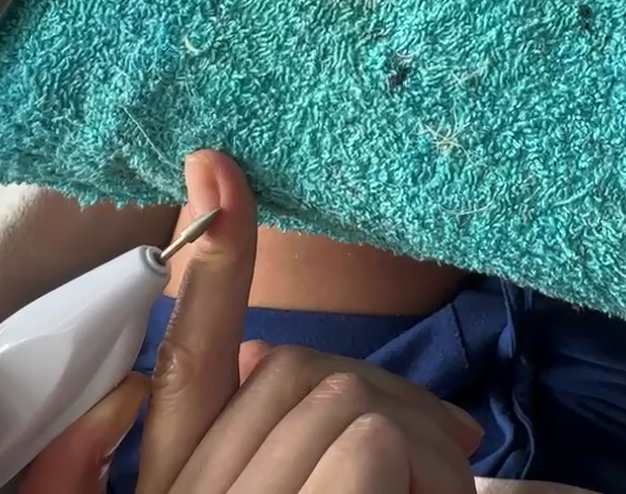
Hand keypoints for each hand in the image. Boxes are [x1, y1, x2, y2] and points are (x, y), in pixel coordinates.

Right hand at [136, 152, 482, 492]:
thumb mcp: (284, 483)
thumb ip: (258, 421)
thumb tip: (262, 350)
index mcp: (185, 471)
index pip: (188, 351)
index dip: (208, 253)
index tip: (214, 163)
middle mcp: (192, 487)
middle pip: (298, 365)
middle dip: (382, 397)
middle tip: (440, 452)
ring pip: (343, 394)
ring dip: (421, 437)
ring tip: (439, 489)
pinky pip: (370, 437)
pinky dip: (425, 462)